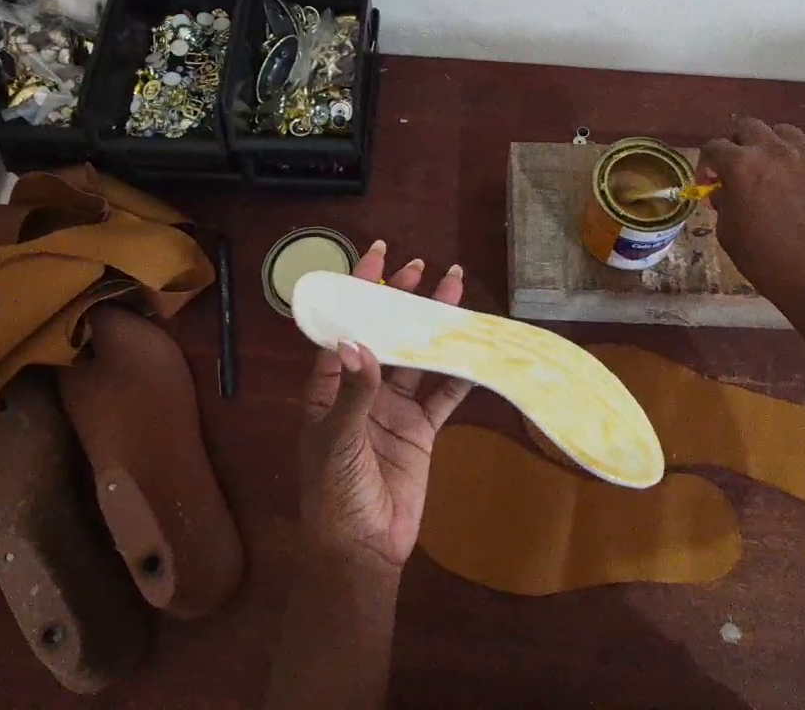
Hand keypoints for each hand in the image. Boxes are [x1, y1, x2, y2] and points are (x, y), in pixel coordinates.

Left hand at [297, 241, 472, 570]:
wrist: (363, 549)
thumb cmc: (334, 492)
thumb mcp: (335, 441)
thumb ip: (351, 393)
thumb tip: (358, 342)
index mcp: (329, 386)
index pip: (344, 328)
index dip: (357, 291)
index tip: (376, 256)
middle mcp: (362, 389)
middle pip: (384, 333)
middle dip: (400, 300)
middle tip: (422, 267)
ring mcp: (394, 408)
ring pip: (417, 356)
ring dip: (434, 328)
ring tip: (455, 291)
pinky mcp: (421, 429)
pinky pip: (443, 394)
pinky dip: (459, 373)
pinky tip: (475, 351)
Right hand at [701, 118, 804, 294]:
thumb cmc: (767, 261)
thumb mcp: (728, 233)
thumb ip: (723, 201)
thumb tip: (726, 190)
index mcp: (742, 165)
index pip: (714, 148)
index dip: (707, 165)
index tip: (711, 183)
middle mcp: (776, 150)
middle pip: (749, 127)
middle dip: (740, 146)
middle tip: (744, 171)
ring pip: (787, 133)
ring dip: (776, 149)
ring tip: (781, 173)